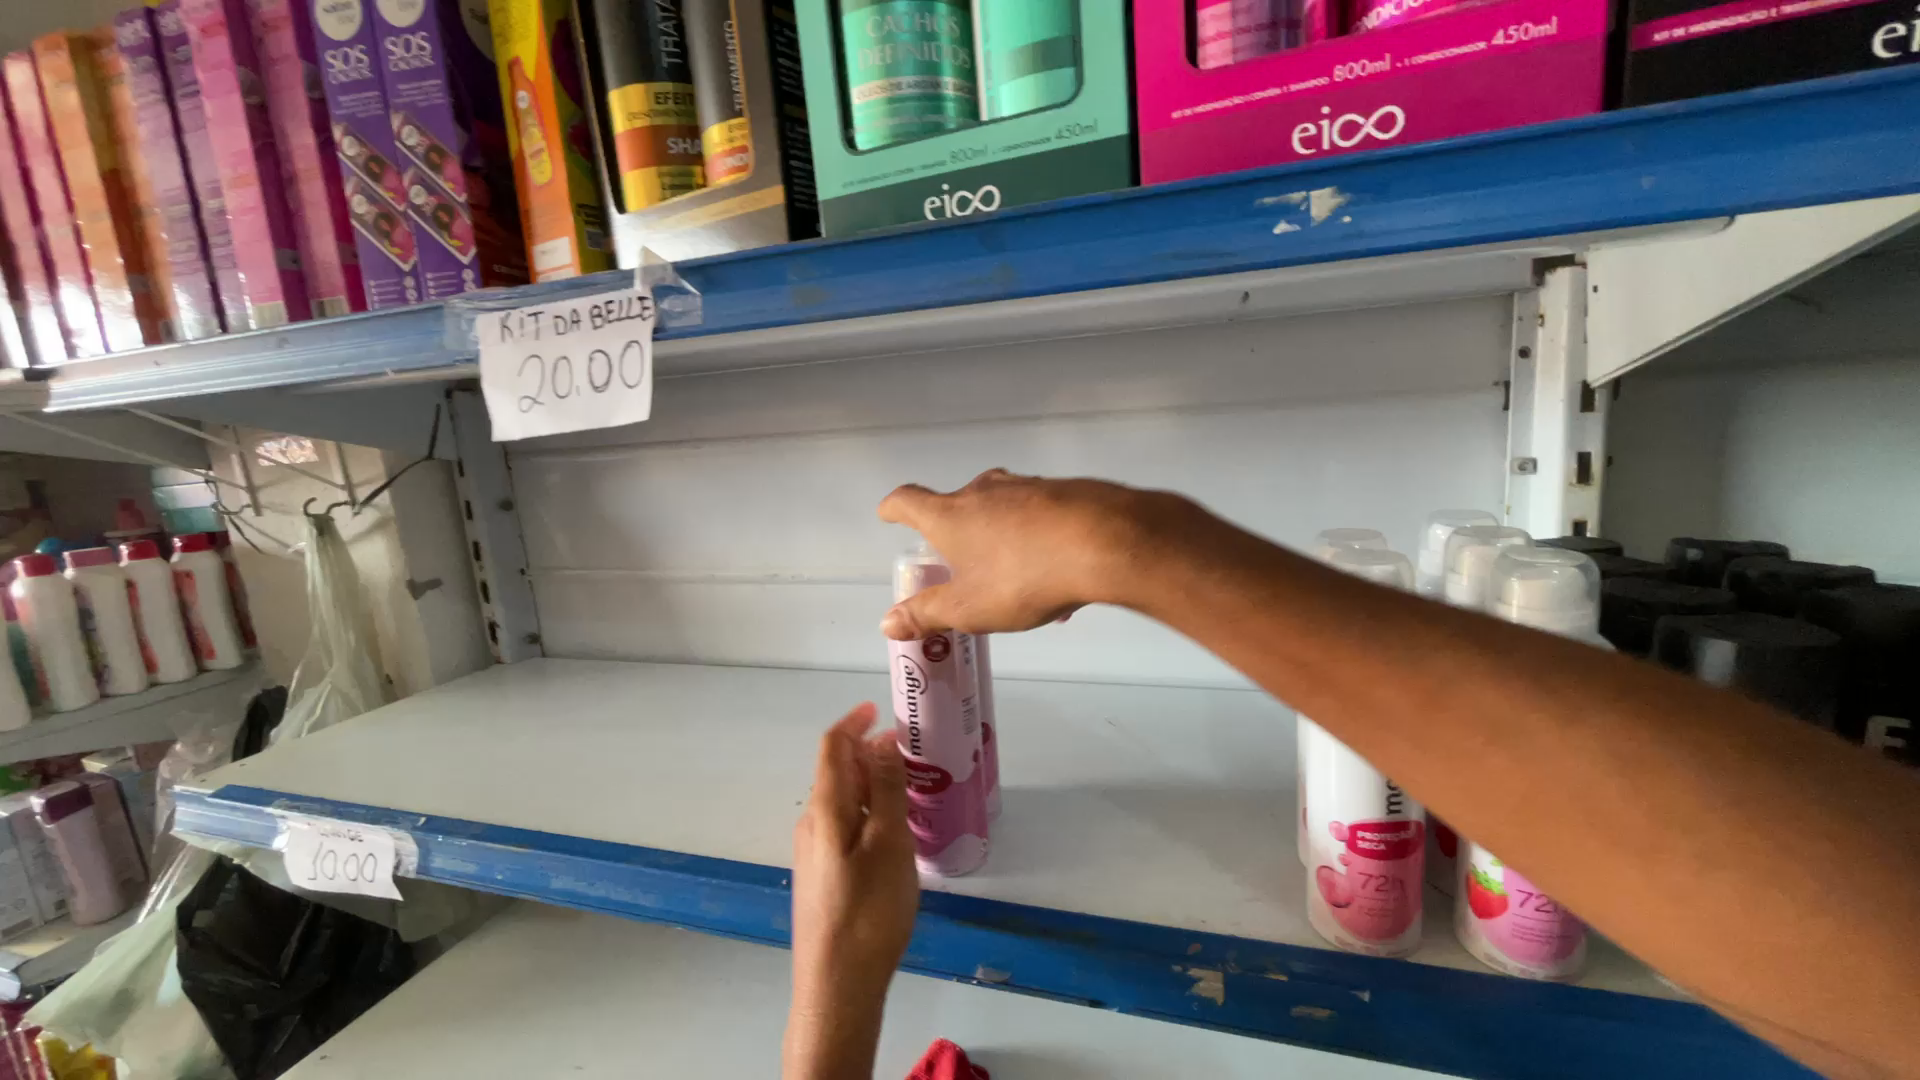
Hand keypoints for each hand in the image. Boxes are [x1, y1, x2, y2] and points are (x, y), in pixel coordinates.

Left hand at [785, 703, 918, 1079]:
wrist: (836, 984)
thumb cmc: (869, 909)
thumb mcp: (889, 842)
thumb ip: (887, 788)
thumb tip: (883, 739)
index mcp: (826, 807)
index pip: (832, 747)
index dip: (854, 722)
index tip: (879, 708)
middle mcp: (813, 822)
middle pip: (837, 771)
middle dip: (869, 752)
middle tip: (910, 751)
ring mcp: (814, 850)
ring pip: (842, 799)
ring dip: (871, 783)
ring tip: (909, 788)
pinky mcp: (822, 874)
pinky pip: (844, 823)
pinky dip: (868, 810)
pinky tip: (893, 830)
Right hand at [876, 469, 1195, 639]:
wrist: (1105, 542)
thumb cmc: (1022, 577)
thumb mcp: (970, 608)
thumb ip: (928, 614)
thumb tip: (887, 623)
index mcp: (951, 515)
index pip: (908, 501)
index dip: (894, 508)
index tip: (888, 514)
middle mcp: (985, 492)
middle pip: (959, 503)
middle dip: (955, 529)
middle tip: (961, 560)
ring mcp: (1028, 487)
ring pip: (1004, 510)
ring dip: (1001, 537)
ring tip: (1016, 578)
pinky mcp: (1067, 491)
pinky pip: (1042, 516)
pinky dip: (1038, 540)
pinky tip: (1060, 573)